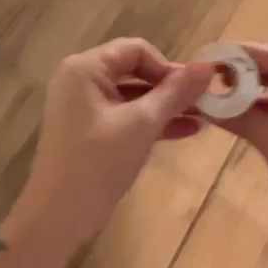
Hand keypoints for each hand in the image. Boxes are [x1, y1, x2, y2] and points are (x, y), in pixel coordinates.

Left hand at [5, 38, 213, 257]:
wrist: (58, 217)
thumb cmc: (98, 163)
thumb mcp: (142, 124)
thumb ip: (175, 93)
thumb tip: (208, 66)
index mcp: (85, 68)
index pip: (136, 50)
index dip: (168, 66)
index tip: (195, 90)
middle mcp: (80, 79)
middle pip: (134, 70)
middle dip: (170, 87)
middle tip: (205, 103)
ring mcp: (82, 106)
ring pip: (132, 95)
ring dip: (165, 106)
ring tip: (204, 118)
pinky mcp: (88, 130)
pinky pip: (124, 115)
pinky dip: (150, 122)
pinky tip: (185, 132)